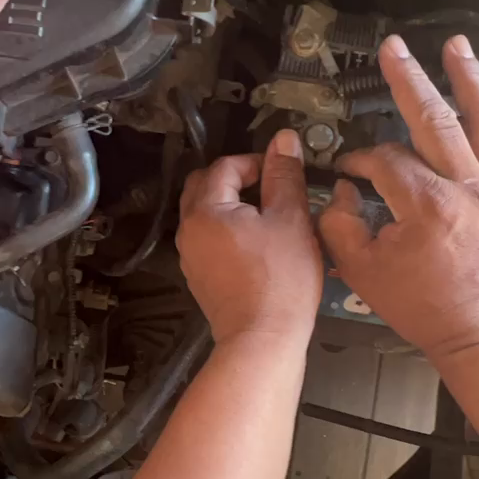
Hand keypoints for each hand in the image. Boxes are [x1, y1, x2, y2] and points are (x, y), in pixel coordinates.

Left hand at [176, 129, 323, 344]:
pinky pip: (207, 240)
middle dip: (236, 179)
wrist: (262, 339)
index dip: (255, 162)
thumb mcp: (290, 219)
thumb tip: (283, 139)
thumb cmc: (281, 279)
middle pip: (205, 186)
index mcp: (206, 209)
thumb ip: (285, 175)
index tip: (282, 173)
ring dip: (230, 205)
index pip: (225, 166)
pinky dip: (226, 231)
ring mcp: (189, 256)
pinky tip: (256, 245)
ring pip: (204, 214)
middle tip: (270, 189)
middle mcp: (188, 229)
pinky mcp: (198, 277)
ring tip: (266, 216)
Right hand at [320, 34, 478, 360]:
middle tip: (393, 48)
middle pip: (434, 121)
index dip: (360, 161)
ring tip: (457, 46)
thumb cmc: (422, 306)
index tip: (348, 171)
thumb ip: (340, 226)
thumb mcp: (362, 272)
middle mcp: (467, 187)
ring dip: (470, 80)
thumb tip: (341, 192)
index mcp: (425, 204)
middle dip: (408, 82)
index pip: (385, 161)